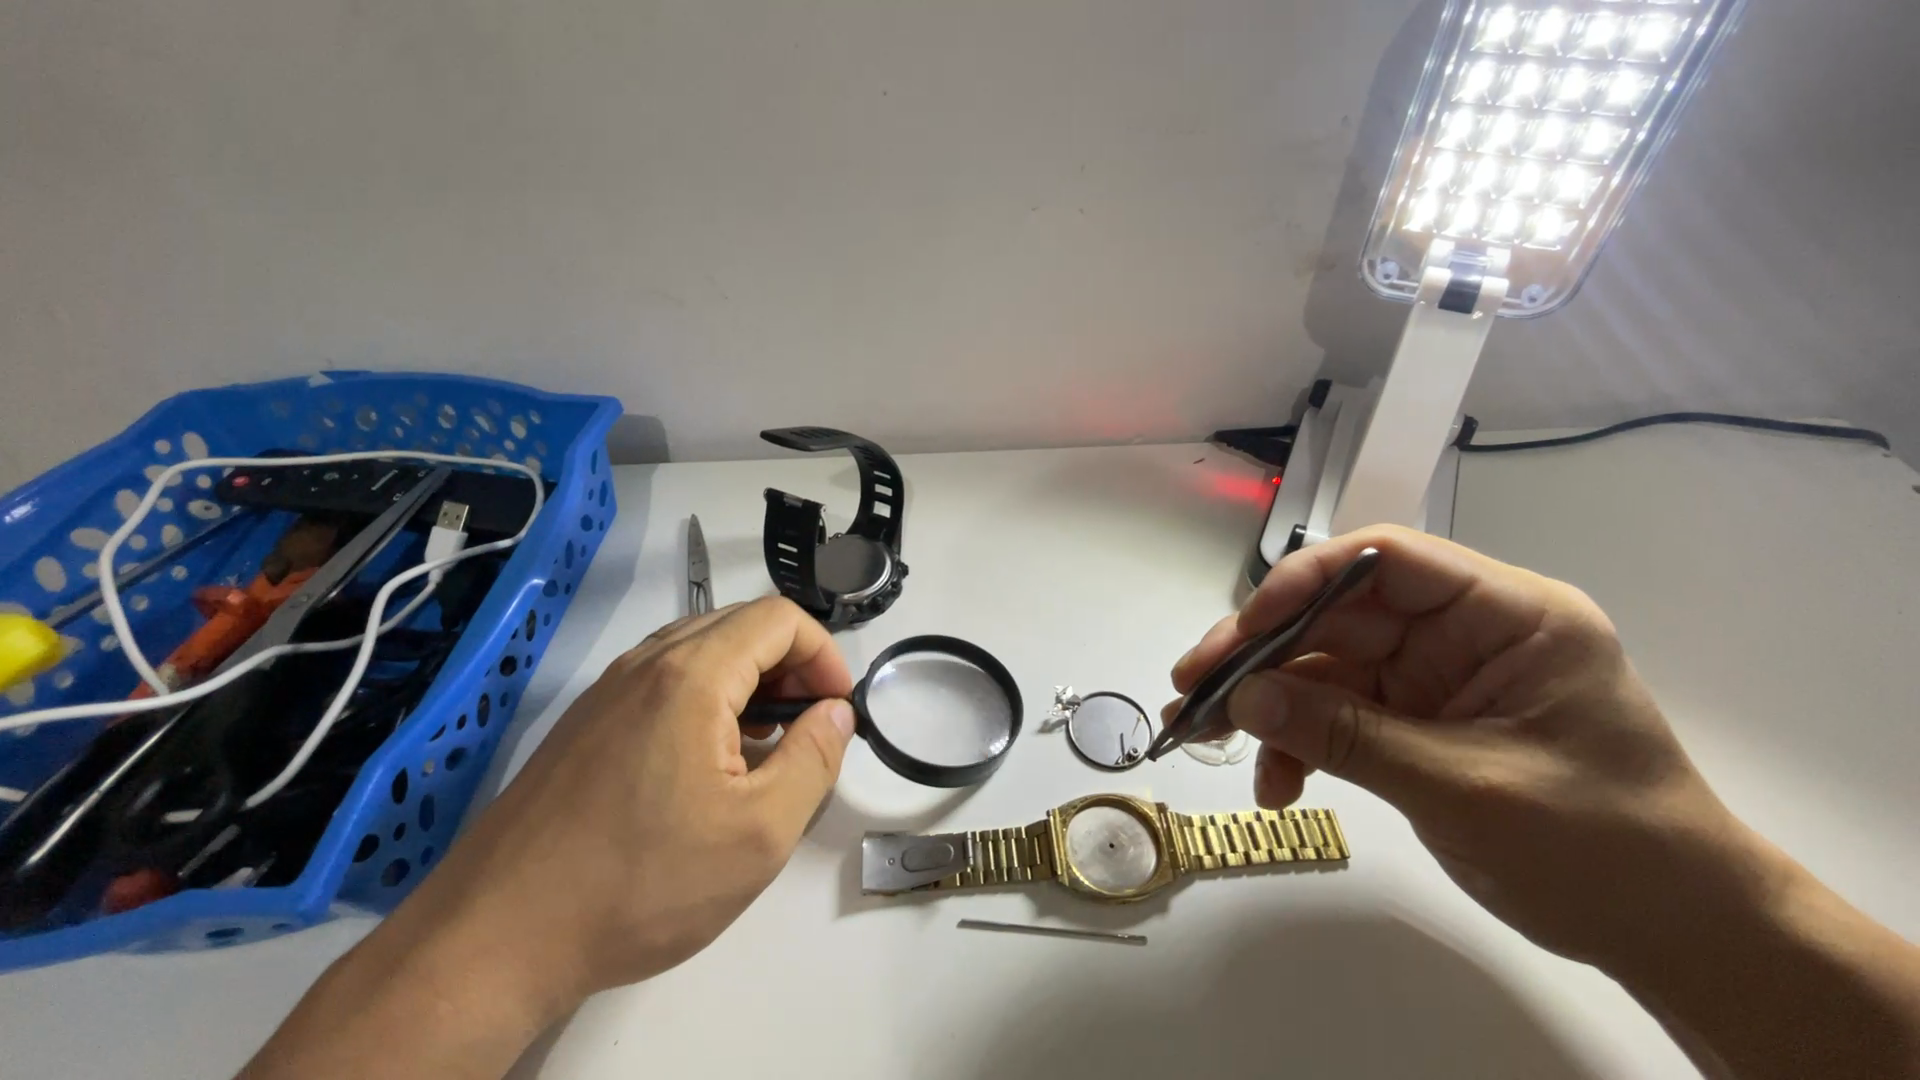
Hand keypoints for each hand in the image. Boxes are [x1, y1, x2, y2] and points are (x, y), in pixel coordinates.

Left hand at [427, 597, 854, 999]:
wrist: (499, 936)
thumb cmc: (643, 884)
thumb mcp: (760, 832)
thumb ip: (814, 759)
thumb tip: (835, 712)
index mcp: (691, 675)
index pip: (780, 618)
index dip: (825, 654)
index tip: (837, 710)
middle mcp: (645, 664)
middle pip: (740, 625)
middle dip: (791, 664)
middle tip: (809, 727)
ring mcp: (607, 691)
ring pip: (700, 650)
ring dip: (749, 680)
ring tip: (765, 748)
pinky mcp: (586, 723)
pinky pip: (663, 681)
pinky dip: (707, 698)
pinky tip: (709, 764)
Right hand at [1169, 526, 1764, 972]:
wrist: (1674, 935)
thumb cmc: (1603, 849)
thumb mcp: (1465, 786)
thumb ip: (1346, 736)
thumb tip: (1243, 699)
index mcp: (1506, 615)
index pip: (1387, 562)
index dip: (1305, 582)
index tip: (1243, 630)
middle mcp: (1462, 634)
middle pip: (1339, 619)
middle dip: (1262, 656)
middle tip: (1192, 689)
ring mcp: (1434, 681)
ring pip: (1326, 670)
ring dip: (1267, 707)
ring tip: (1207, 739)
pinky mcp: (1415, 725)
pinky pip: (1337, 718)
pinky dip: (1298, 746)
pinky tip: (1277, 785)